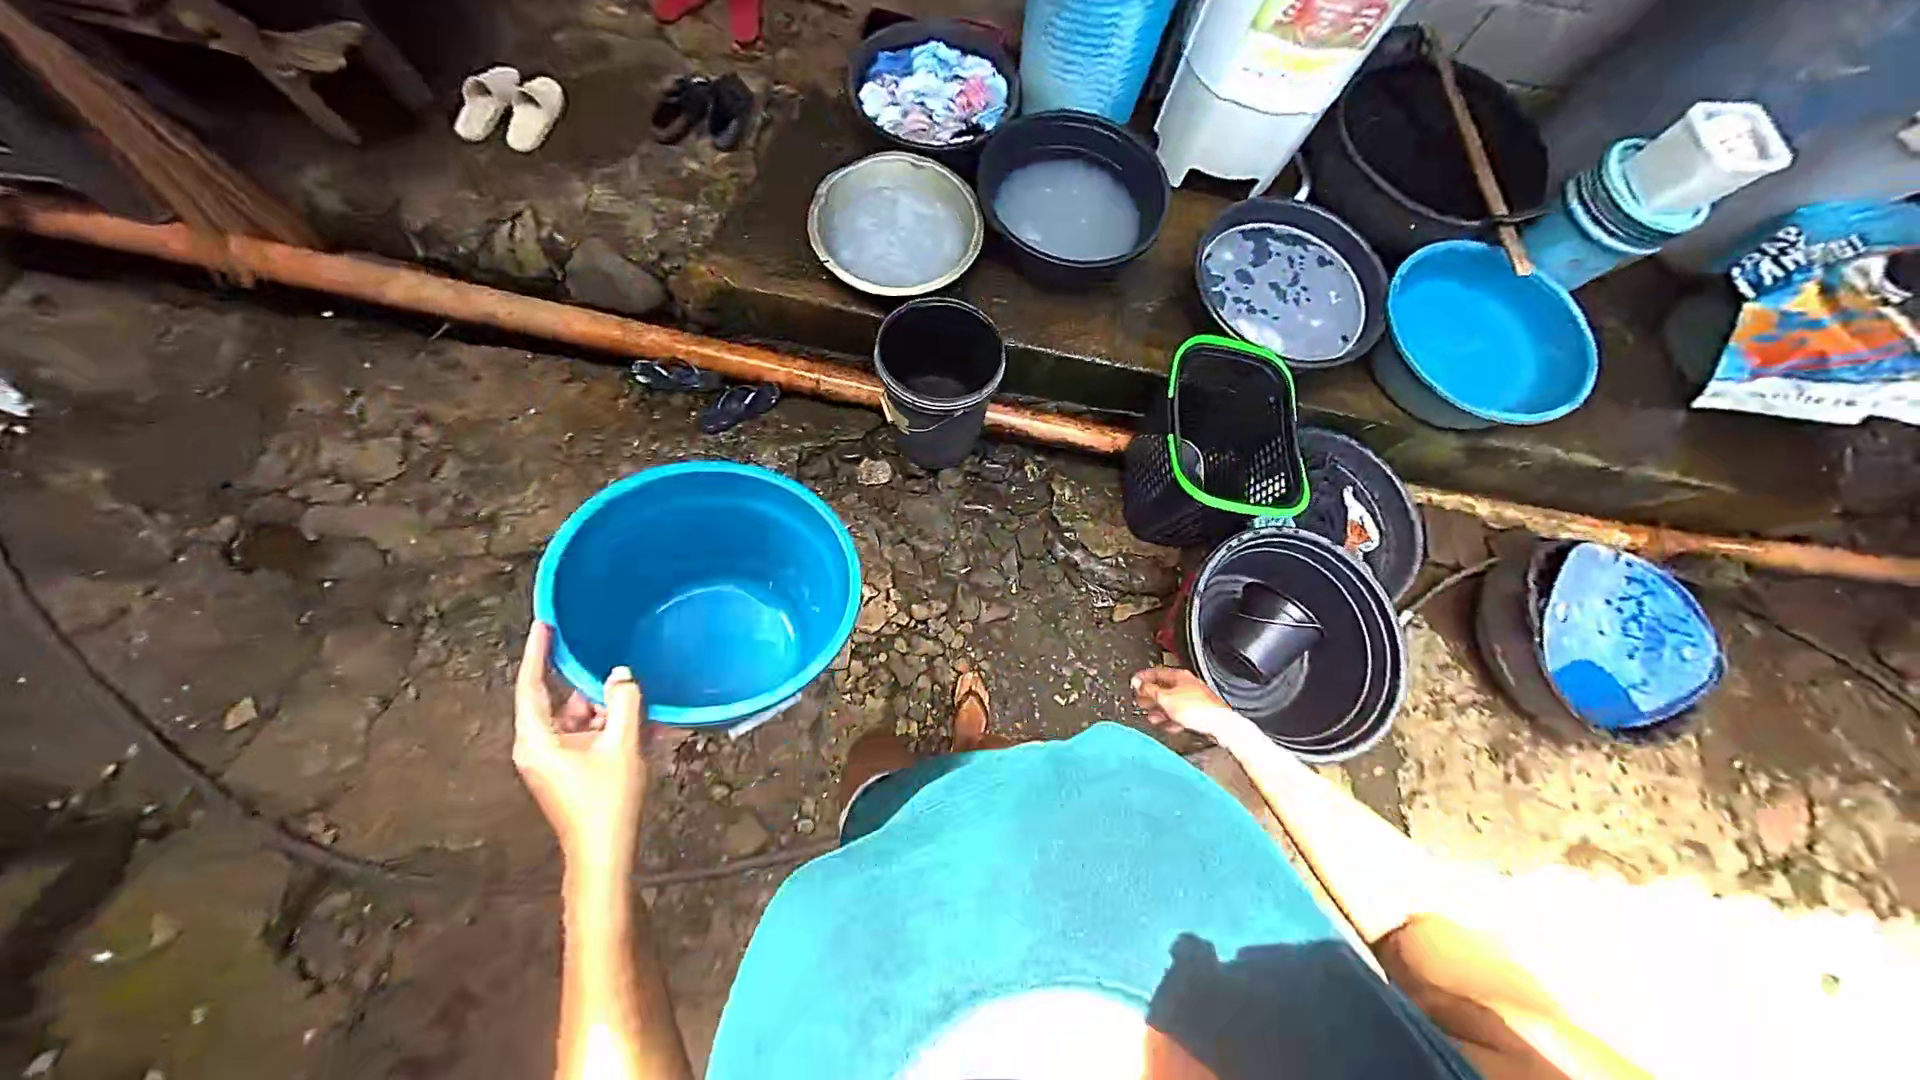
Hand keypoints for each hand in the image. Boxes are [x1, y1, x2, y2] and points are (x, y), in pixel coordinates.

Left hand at [515, 621, 646, 874]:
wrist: (604, 852)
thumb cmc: (608, 799)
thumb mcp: (622, 744)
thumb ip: (623, 701)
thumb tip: (620, 674)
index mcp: (537, 740)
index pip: (531, 685)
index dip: (537, 652)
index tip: (544, 623)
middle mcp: (536, 747)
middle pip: (562, 701)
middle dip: (595, 689)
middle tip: (624, 678)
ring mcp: (551, 760)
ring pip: (578, 718)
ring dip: (608, 711)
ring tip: (641, 709)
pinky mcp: (567, 769)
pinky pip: (585, 735)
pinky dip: (609, 728)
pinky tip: (639, 729)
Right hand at [1131, 667, 1249, 742]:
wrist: (1220, 725)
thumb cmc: (1197, 709)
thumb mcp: (1165, 698)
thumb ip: (1149, 690)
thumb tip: (1139, 684)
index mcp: (1179, 676)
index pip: (1156, 672)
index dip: (1142, 678)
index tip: (1134, 683)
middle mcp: (1187, 684)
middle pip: (1163, 687)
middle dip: (1150, 695)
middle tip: (1140, 700)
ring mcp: (1194, 697)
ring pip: (1171, 702)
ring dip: (1160, 709)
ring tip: (1151, 716)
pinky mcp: (1199, 711)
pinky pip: (1181, 713)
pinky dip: (1172, 718)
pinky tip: (1168, 724)